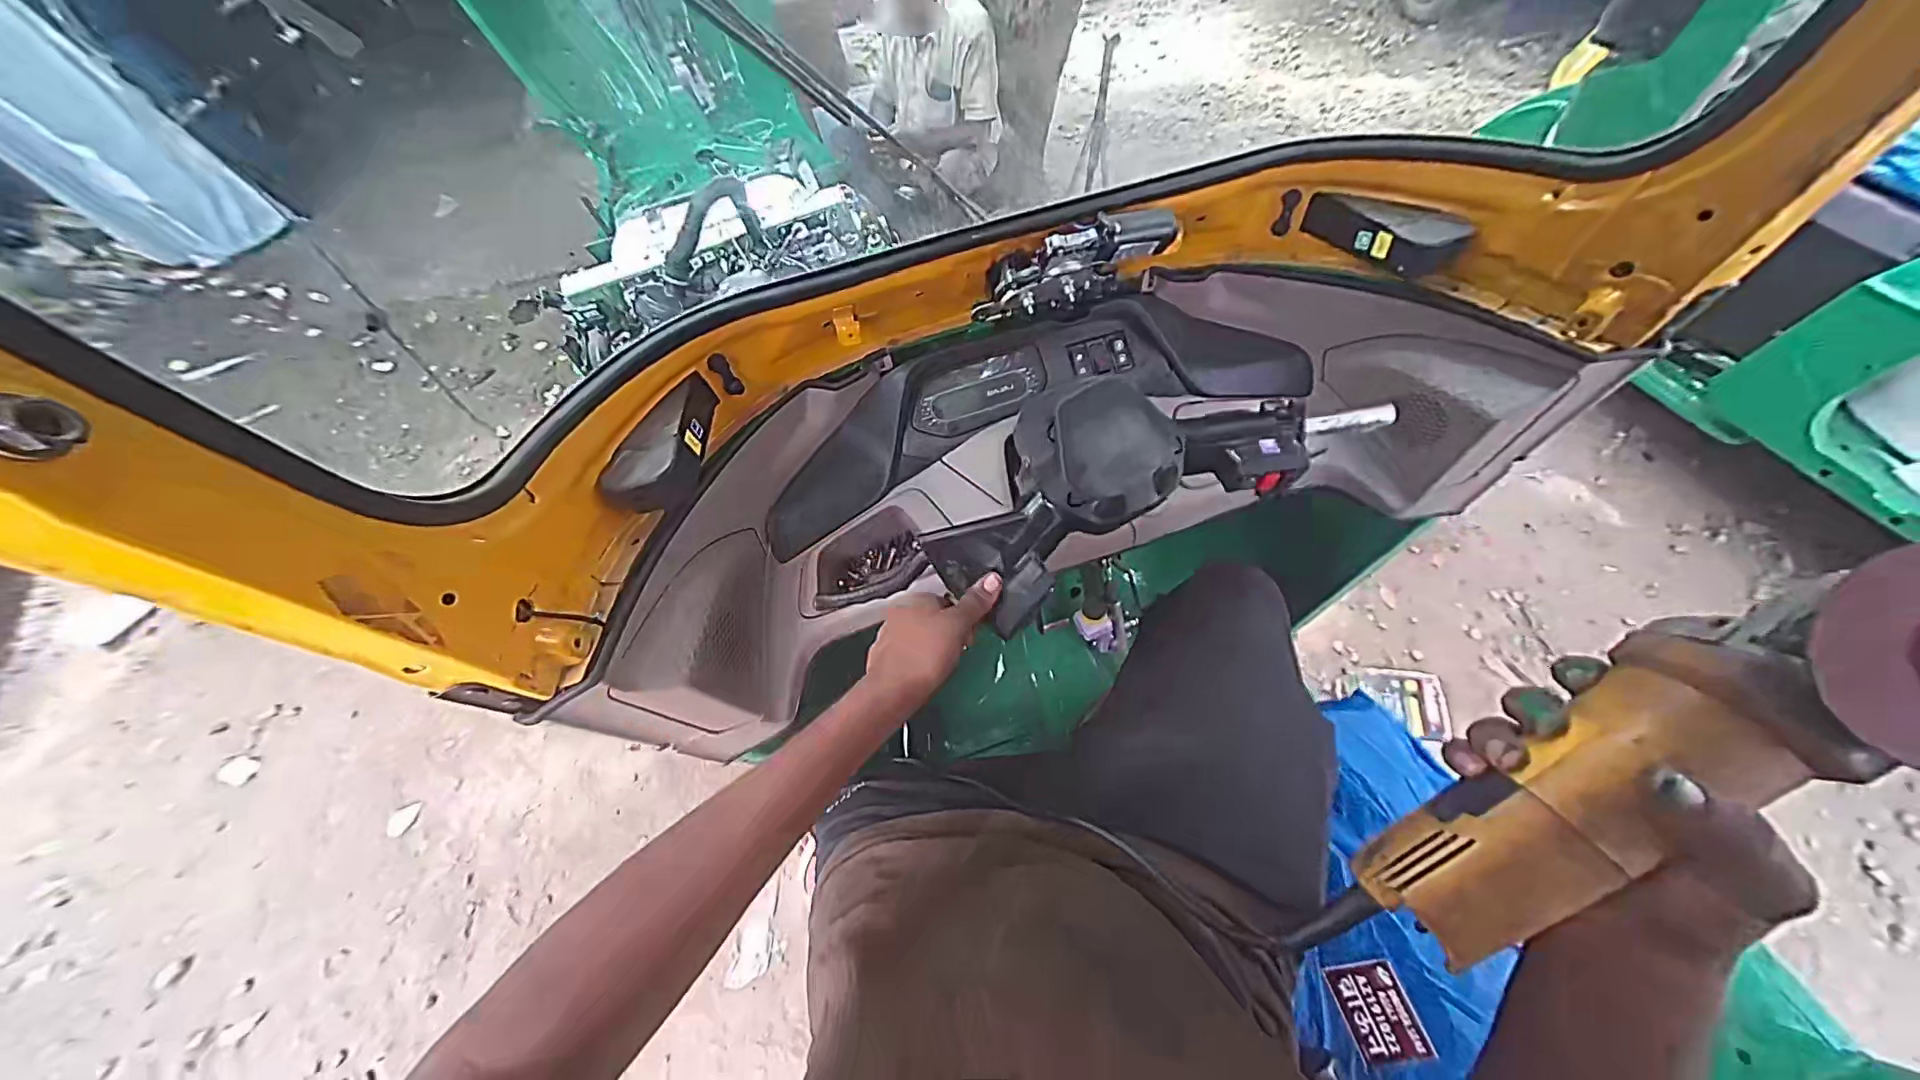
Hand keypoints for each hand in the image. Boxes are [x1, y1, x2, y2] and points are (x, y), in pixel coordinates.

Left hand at [862, 574, 1000, 702]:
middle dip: (952, 632)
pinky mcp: (887, 659)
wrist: (892, 693)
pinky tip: (929, 672)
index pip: (948, 598)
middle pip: (936, 617)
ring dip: (938, 647)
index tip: (973, 630)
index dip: (966, 615)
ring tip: (945, 662)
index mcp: (915, 598)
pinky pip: (914, 655)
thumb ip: (974, 603)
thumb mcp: (957, 625)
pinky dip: (924, 662)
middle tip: (961, 647)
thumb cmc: (921, 656)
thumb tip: (992, 580)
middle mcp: (899, 613)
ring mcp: (890, 636)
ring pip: (925, 637)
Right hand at [1442, 658, 1818, 965]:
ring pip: (1497, 727)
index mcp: (1644, 758)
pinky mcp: (1491, 800)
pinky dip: (1456, 753)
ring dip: (1491, 730)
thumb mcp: (1756, 882)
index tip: (1587, 675)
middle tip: (1544, 726)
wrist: (1625, 959)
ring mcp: (1532, 780)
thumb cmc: (1697, 915)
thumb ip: (1735, 834)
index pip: (1614, 697)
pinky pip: (1461, 761)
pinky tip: (1466, 768)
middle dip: (1534, 702)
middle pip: (1544, 705)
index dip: (1594, 674)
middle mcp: (1582, 760)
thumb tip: (1667, 782)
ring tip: (1503, 758)